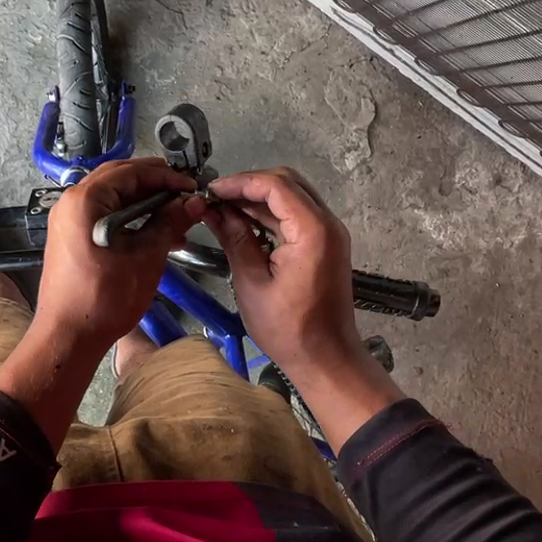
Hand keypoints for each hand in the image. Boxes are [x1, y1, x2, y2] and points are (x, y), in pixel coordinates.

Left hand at [34, 157, 206, 358]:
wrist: (68, 336)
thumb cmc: (102, 299)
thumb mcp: (146, 256)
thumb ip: (169, 222)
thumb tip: (190, 203)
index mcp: (85, 200)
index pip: (131, 172)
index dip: (165, 176)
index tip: (189, 186)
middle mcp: (71, 204)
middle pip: (118, 178)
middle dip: (153, 184)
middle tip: (182, 193)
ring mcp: (68, 221)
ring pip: (112, 197)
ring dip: (143, 202)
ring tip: (174, 216)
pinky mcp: (70, 238)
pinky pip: (103, 215)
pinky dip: (129, 218)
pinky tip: (153, 232)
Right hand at [205, 168, 402, 446]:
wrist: (327, 358)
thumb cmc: (288, 329)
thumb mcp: (252, 283)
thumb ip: (235, 239)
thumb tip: (213, 210)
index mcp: (312, 231)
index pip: (275, 185)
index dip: (240, 182)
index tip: (211, 190)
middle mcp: (327, 224)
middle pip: (287, 183)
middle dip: (249, 185)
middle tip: (215, 198)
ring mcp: (329, 233)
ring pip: (292, 196)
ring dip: (258, 197)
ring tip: (223, 208)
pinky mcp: (325, 244)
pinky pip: (297, 214)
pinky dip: (270, 212)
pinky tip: (243, 221)